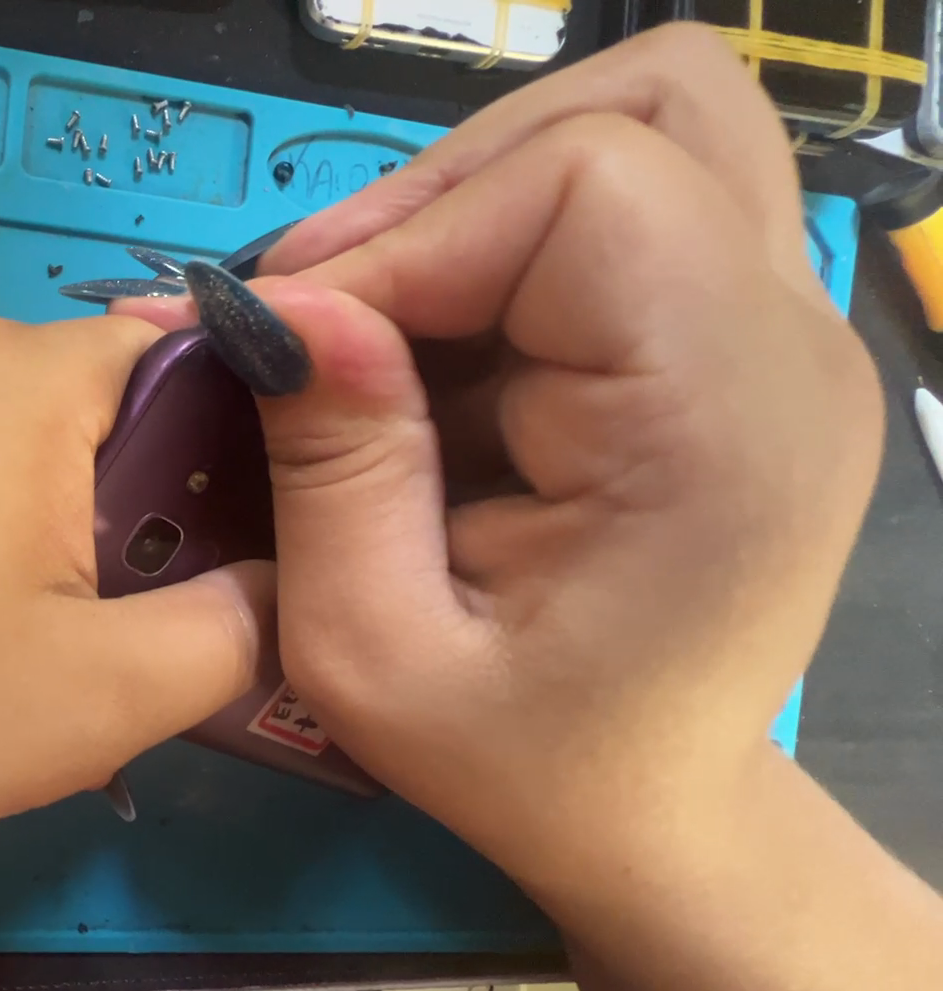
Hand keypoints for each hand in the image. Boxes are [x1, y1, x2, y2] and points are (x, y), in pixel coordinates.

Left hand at [0, 315, 273, 865]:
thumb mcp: (110, 689)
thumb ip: (239, 627)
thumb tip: (286, 586)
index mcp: (33, 373)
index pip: (203, 362)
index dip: (252, 459)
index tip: (250, 561)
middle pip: (127, 412)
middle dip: (166, 517)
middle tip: (156, 630)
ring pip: (56, 454)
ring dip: (92, 543)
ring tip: (73, 645)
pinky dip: (21, 545)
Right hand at [121, 25, 882, 886]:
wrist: (638, 810)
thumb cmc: (504, 756)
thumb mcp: (365, 648)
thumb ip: (330, 475)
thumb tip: (283, 312)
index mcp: (718, 424)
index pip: (579, 190)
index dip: (401, 239)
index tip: (285, 335)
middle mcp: (773, 342)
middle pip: (626, 115)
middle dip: (431, 192)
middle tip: (321, 306)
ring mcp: (753, 332)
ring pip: (619, 135)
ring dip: (455, 206)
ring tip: (363, 315)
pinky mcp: (700, 347)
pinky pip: (587, 218)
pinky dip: (468, 256)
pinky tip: (407, 358)